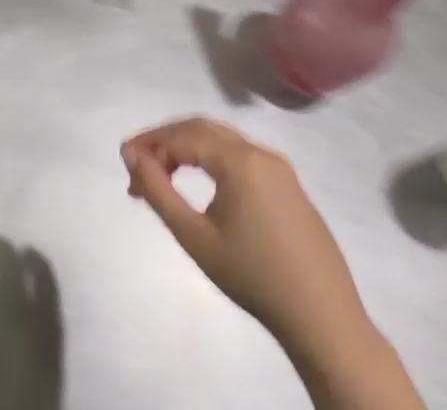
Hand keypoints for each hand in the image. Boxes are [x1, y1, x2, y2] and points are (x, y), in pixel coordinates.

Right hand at [120, 118, 366, 344]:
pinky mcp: (290, 187)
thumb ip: (157, 190)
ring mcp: (281, 170)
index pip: (182, 134)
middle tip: (138, 170)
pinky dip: (212, 162)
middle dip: (165, 143)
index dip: (148, 144)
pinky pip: (242, 159)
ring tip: (162, 180)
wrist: (321, 317)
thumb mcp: (193, 235)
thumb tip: (131, 155)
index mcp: (240, 160)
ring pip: (223, 143)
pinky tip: (200, 187)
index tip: (124, 168)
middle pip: (202, 129)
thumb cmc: (251, 275)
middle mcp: (262, 154)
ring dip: (188, 151)